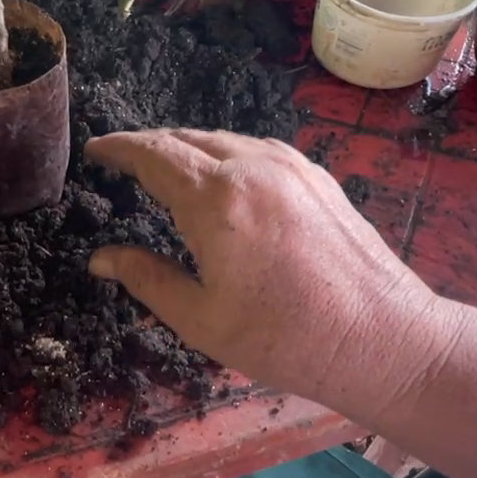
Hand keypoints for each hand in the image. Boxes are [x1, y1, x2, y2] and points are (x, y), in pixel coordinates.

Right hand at [85, 129, 464, 420]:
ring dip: (186, 148)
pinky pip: (254, 150)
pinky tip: (219, 180)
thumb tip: (100, 259)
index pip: (153, 154)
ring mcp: (290, 165)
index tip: (94, 149)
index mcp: (216, 199)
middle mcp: (252, 166)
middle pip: (185, 138)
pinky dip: (222, 155)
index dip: (118, 147)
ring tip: (165, 171)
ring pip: (222, 139)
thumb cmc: (283, 338)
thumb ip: (146, 278)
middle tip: (122, 164)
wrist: (381, 339)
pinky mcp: (316, 176)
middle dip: (148, 146)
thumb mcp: (199, 319)